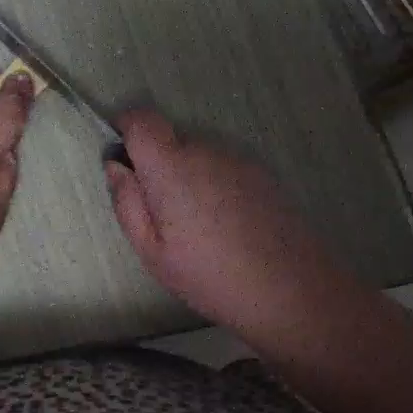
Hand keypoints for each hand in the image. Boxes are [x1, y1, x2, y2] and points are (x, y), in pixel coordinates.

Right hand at [106, 110, 358, 336]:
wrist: (296, 293)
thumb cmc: (211, 276)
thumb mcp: (151, 251)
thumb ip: (127, 202)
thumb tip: (116, 167)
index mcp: (171, 167)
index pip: (142, 119)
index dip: (127, 129)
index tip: (123, 158)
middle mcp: (205, 152)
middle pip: (170, 139)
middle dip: (157, 163)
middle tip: (160, 211)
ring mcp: (238, 161)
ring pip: (197, 154)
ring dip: (187, 175)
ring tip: (197, 224)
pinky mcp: (262, 175)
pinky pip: (223, 168)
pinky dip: (214, 185)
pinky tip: (225, 225)